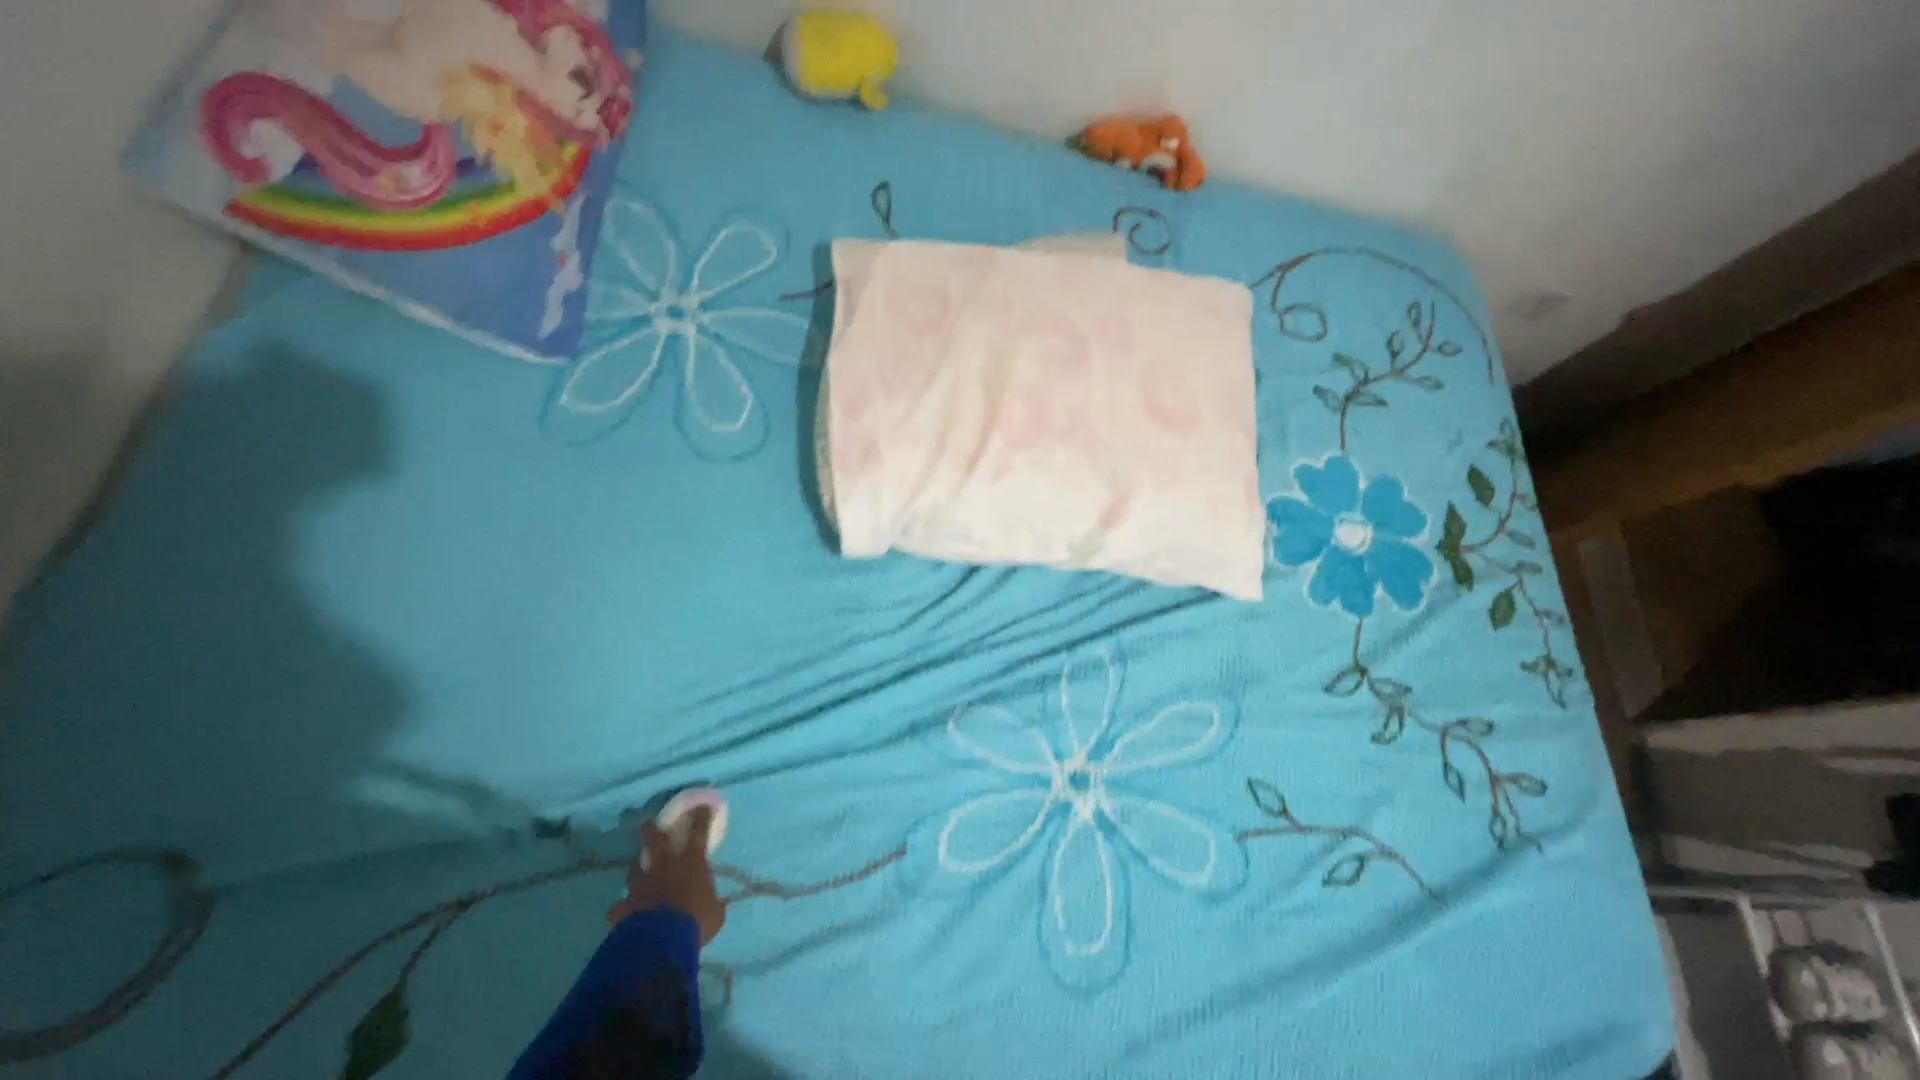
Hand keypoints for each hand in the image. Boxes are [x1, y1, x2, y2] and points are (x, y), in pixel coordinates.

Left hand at [607, 808, 726, 946]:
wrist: (663, 939)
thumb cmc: (697, 920)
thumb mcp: (716, 912)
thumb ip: (712, 903)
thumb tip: (713, 903)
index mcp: (691, 862)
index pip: (699, 833)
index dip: (701, 818)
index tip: (702, 806)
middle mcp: (664, 867)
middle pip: (655, 841)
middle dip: (652, 830)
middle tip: (648, 824)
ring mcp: (641, 885)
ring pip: (635, 870)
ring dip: (638, 870)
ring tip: (638, 872)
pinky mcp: (625, 906)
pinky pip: (621, 906)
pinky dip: (623, 909)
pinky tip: (623, 913)